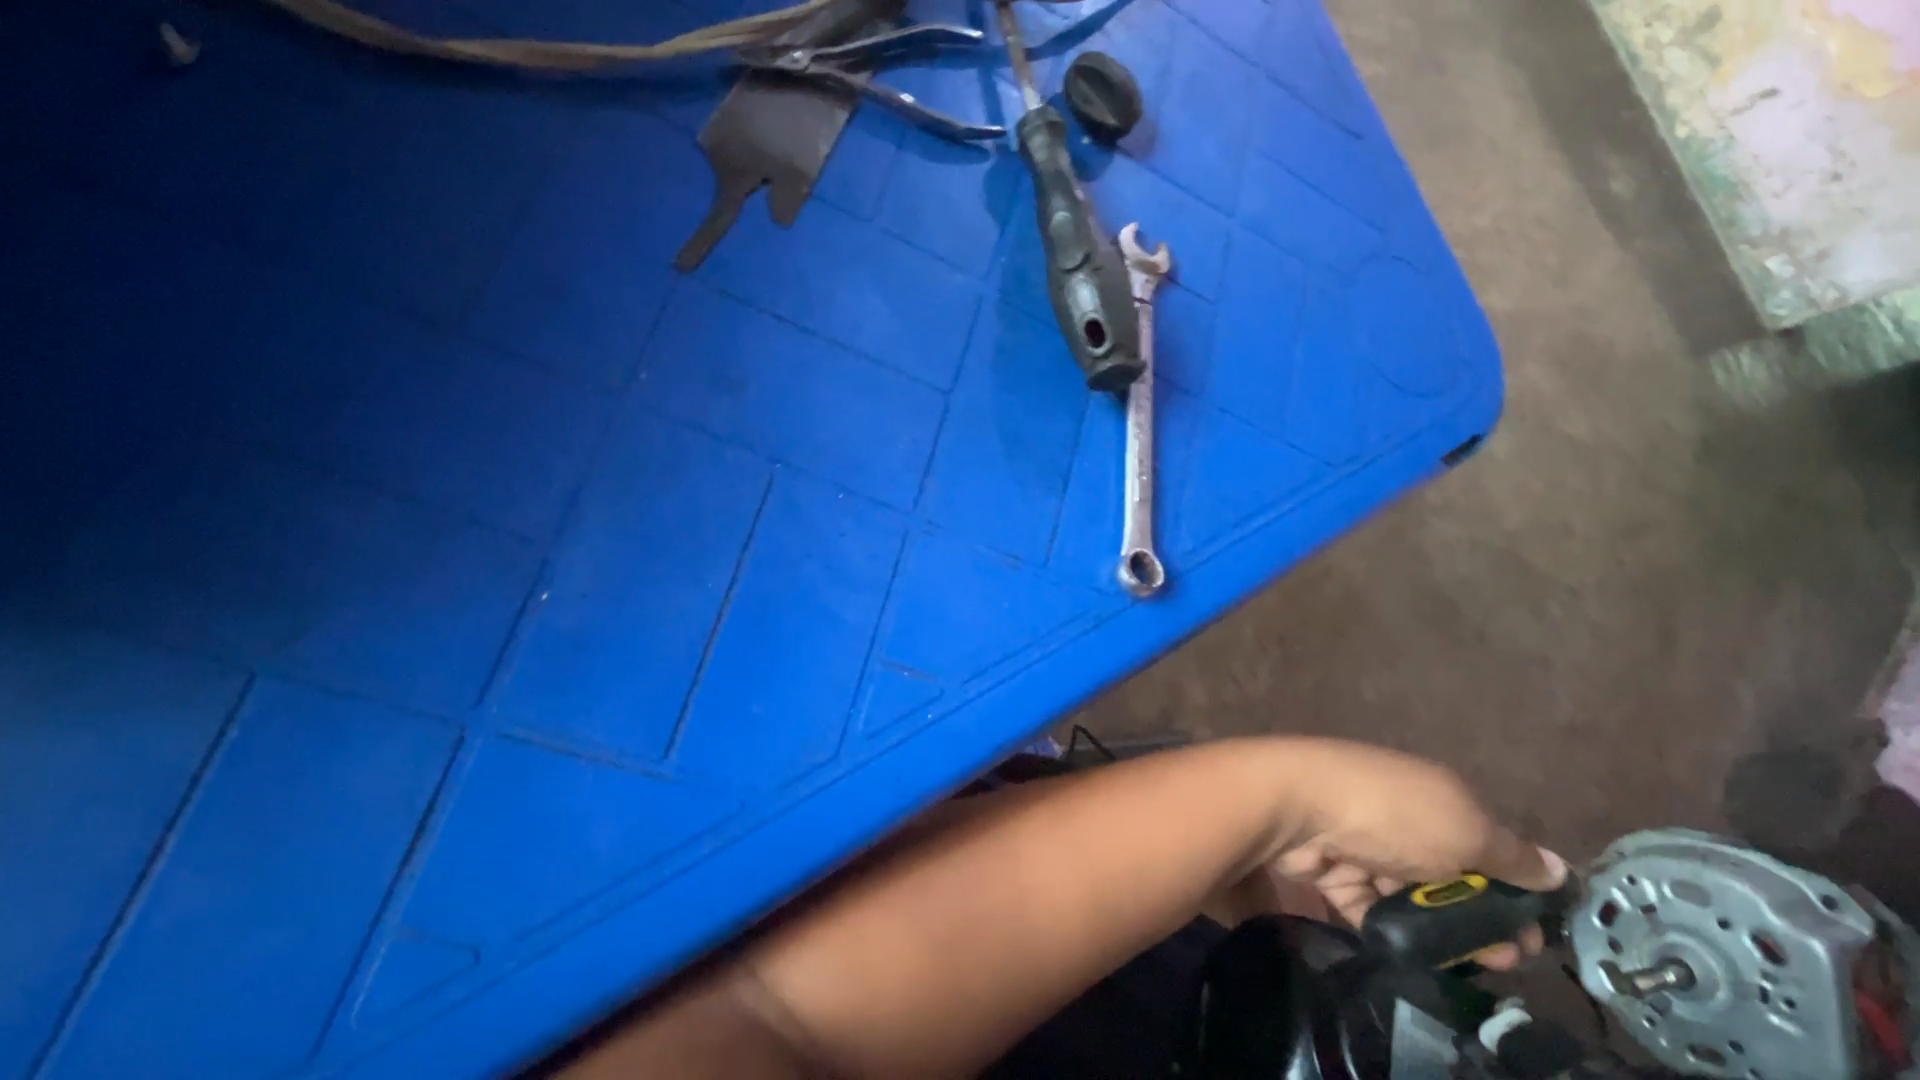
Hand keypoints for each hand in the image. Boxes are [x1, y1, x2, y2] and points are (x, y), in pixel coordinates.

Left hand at [1222, 740, 1566, 968]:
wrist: (1296, 808)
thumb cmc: (1393, 812)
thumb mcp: (1466, 830)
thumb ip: (1510, 856)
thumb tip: (1559, 868)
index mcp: (1439, 796)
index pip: (1486, 845)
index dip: (1513, 890)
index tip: (1533, 936)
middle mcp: (1402, 817)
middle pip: (1450, 875)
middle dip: (1479, 918)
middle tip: (1503, 961)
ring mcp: (1365, 845)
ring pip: (1411, 897)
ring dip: (1440, 930)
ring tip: (1468, 966)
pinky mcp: (1331, 873)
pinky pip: (1370, 909)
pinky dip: (1391, 930)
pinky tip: (1416, 958)